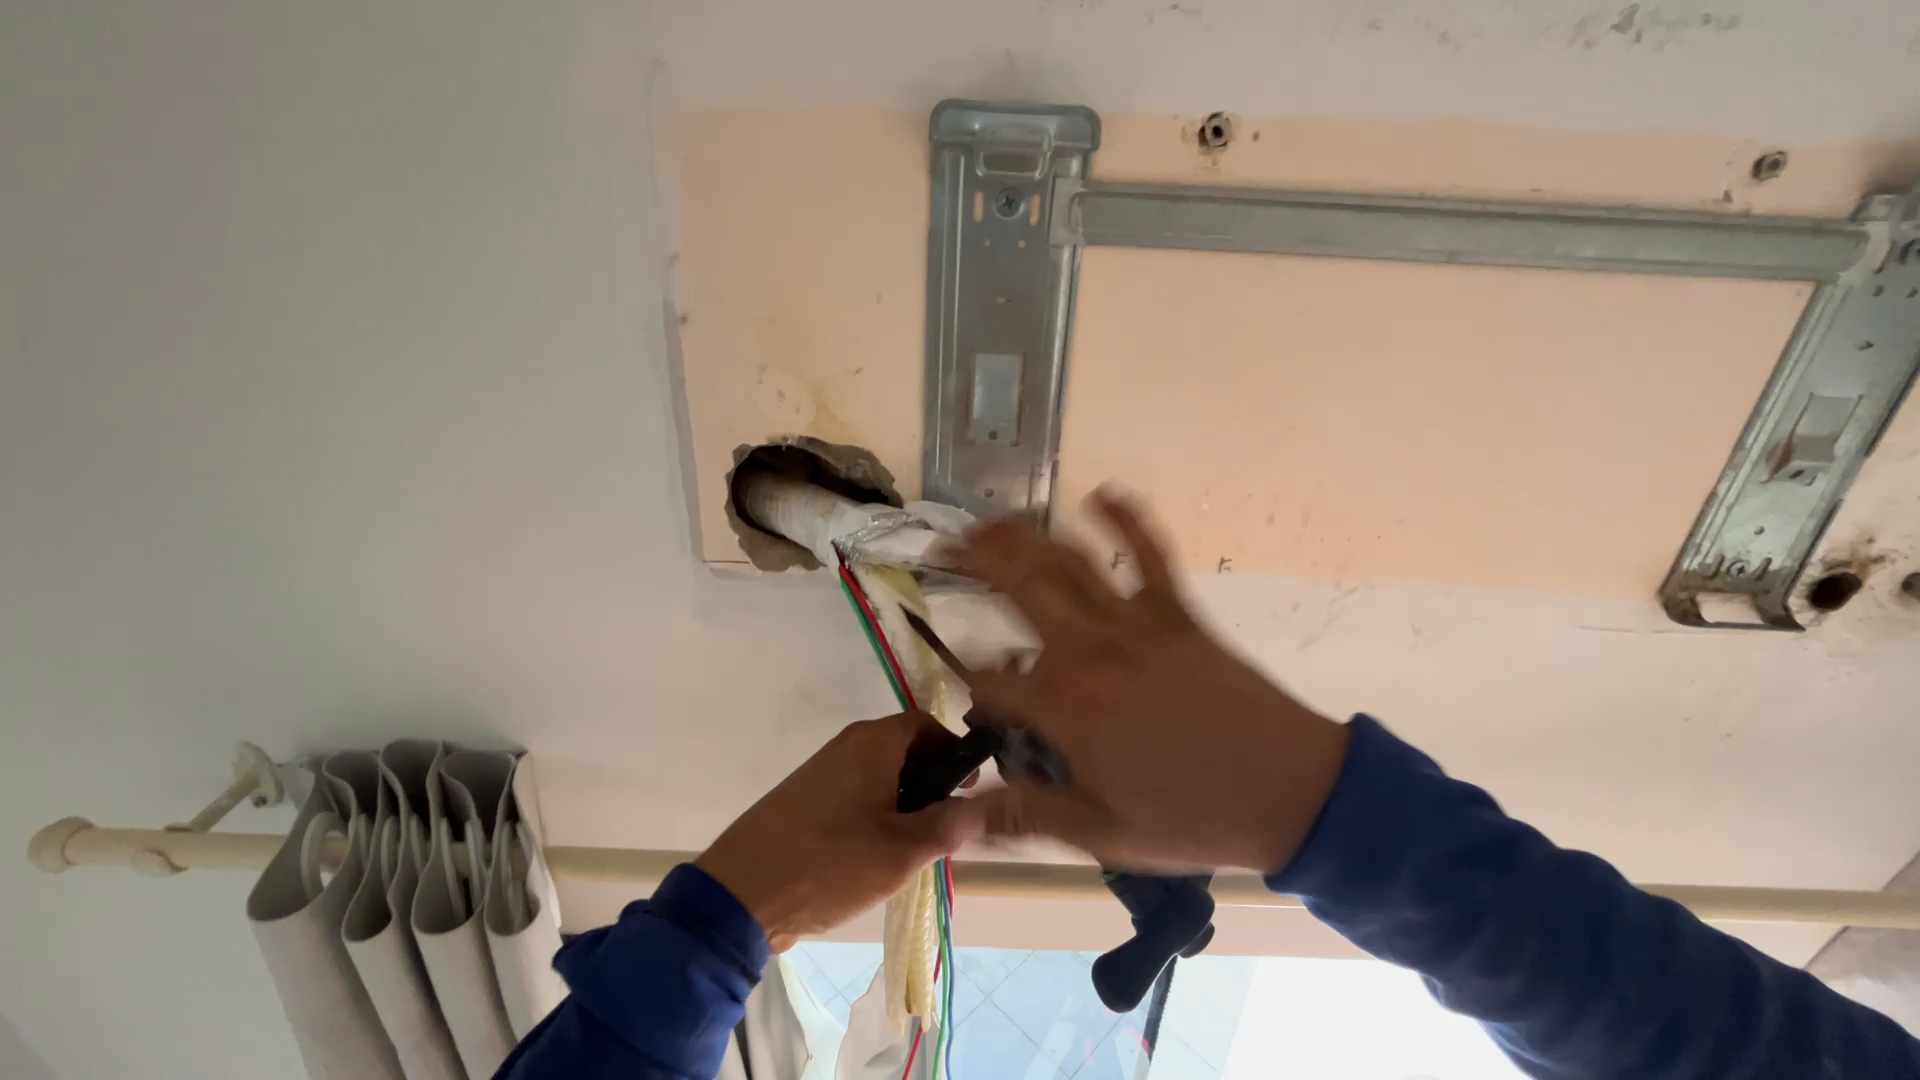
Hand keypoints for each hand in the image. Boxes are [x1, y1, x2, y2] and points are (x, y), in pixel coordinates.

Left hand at [696, 713, 983, 951]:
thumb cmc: (829, 863)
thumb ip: (947, 825)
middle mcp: (847, 746)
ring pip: (880, 776)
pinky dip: (876, 814)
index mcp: (873, 743)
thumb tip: (979, 807)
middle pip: (904, 749)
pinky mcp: (805, 801)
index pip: (926, 724)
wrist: (741, 894)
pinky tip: (877, 857)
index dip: (954, 751)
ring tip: (913, 849)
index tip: (968, 789)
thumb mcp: (900, 851)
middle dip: (932, 782)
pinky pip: (855, 795)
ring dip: (905, 803)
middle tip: (945, 826)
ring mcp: (822, 772)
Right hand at [952, 487, 1350, 875]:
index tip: (978, 700)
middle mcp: (1090, 649)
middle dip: (974, 561)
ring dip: (1025, 533)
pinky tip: (1101, 493)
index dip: (975, 687)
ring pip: (1069, 561)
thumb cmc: (1191, 816)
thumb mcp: (1100, 832)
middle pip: (1018, 586)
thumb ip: (1023, 816)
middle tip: (944, 546)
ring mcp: (1135, 622)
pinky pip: (1149, 554)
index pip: (993, 681)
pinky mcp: (1178, 612)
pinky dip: (1125, 519)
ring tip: (991, 519)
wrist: (1292, 791)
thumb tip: (956, 821)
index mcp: (1064, 705)